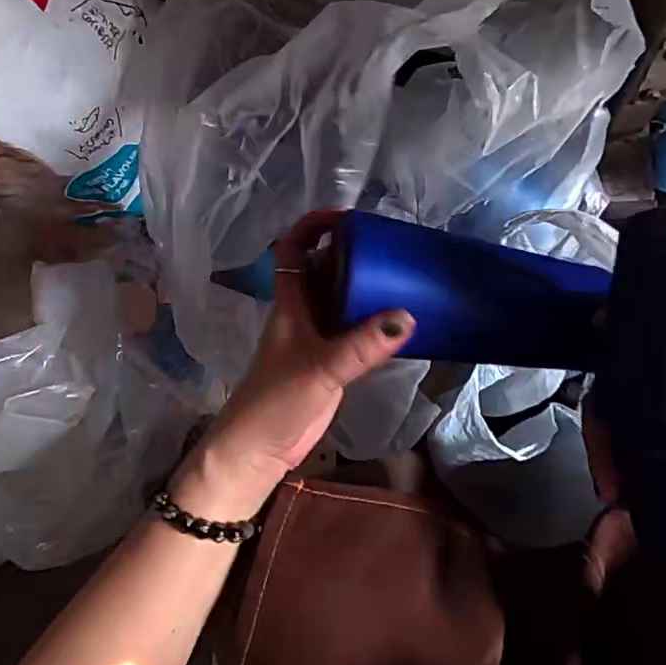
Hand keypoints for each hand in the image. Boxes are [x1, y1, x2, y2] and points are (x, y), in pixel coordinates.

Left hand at [170, 210, 413, 519]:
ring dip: (363, 285)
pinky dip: (371, 320)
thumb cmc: (276, 401)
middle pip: (322, 270)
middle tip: (388, 243)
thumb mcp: (321, 369)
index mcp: (290, 305)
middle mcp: (301, 314)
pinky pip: (351, 330)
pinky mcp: (328, 363)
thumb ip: (362, 346)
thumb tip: (407, 315)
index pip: (292, 251)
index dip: (311, 227)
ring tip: (401, 272)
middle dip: (348, 252)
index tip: (345, 216)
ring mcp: (315, 338)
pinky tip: (398, 321)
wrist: (258, 448)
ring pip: (338, 299)